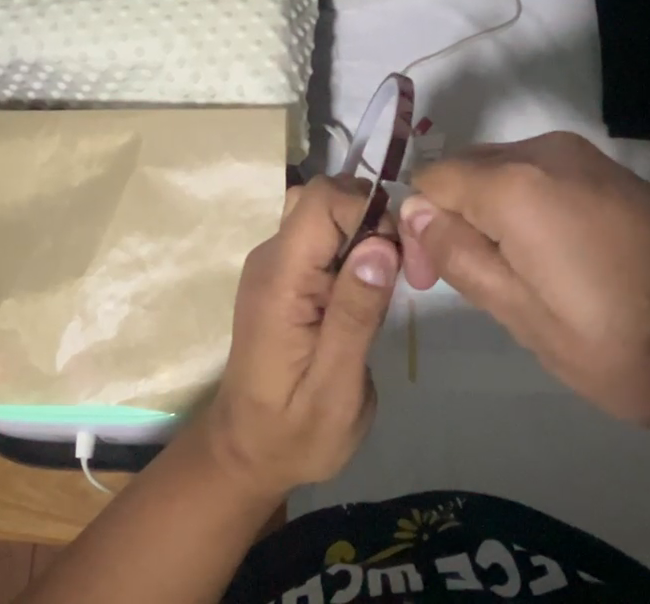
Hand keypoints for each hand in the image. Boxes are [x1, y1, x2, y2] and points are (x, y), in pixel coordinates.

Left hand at [197, 176, 399, 497]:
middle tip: (400, 273)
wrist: (248, 451)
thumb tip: (380, 245)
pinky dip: (351, 249)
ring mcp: (274, 264)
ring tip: (384, 286)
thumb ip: (355, 316)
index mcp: (279, 280)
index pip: (322, 200)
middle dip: (371, 218)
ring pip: (323, 212)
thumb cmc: (295, 432)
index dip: (369, 211)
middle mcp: (271, 259)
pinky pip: (320, 237)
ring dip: (363, 233)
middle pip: (323, 197)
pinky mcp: (283, 275)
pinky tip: (365, 294)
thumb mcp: (335, 389)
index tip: (401, 257)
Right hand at [399, 132, 649, 439]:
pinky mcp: (617, 175)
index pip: (430, 181)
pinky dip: (529, 214)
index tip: (434, 281)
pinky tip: (561, 267)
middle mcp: (548, 153)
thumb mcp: (529, 320)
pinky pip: (543, 181)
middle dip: (451, 221)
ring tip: (522, 286)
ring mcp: (589, 159)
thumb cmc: (632, 347)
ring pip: (504, 176)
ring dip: (492, 220)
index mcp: (518, 184)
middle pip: (466, 172)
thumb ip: (462, 258)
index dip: (417, 228)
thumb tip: (410, 213)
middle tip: (475, 290)